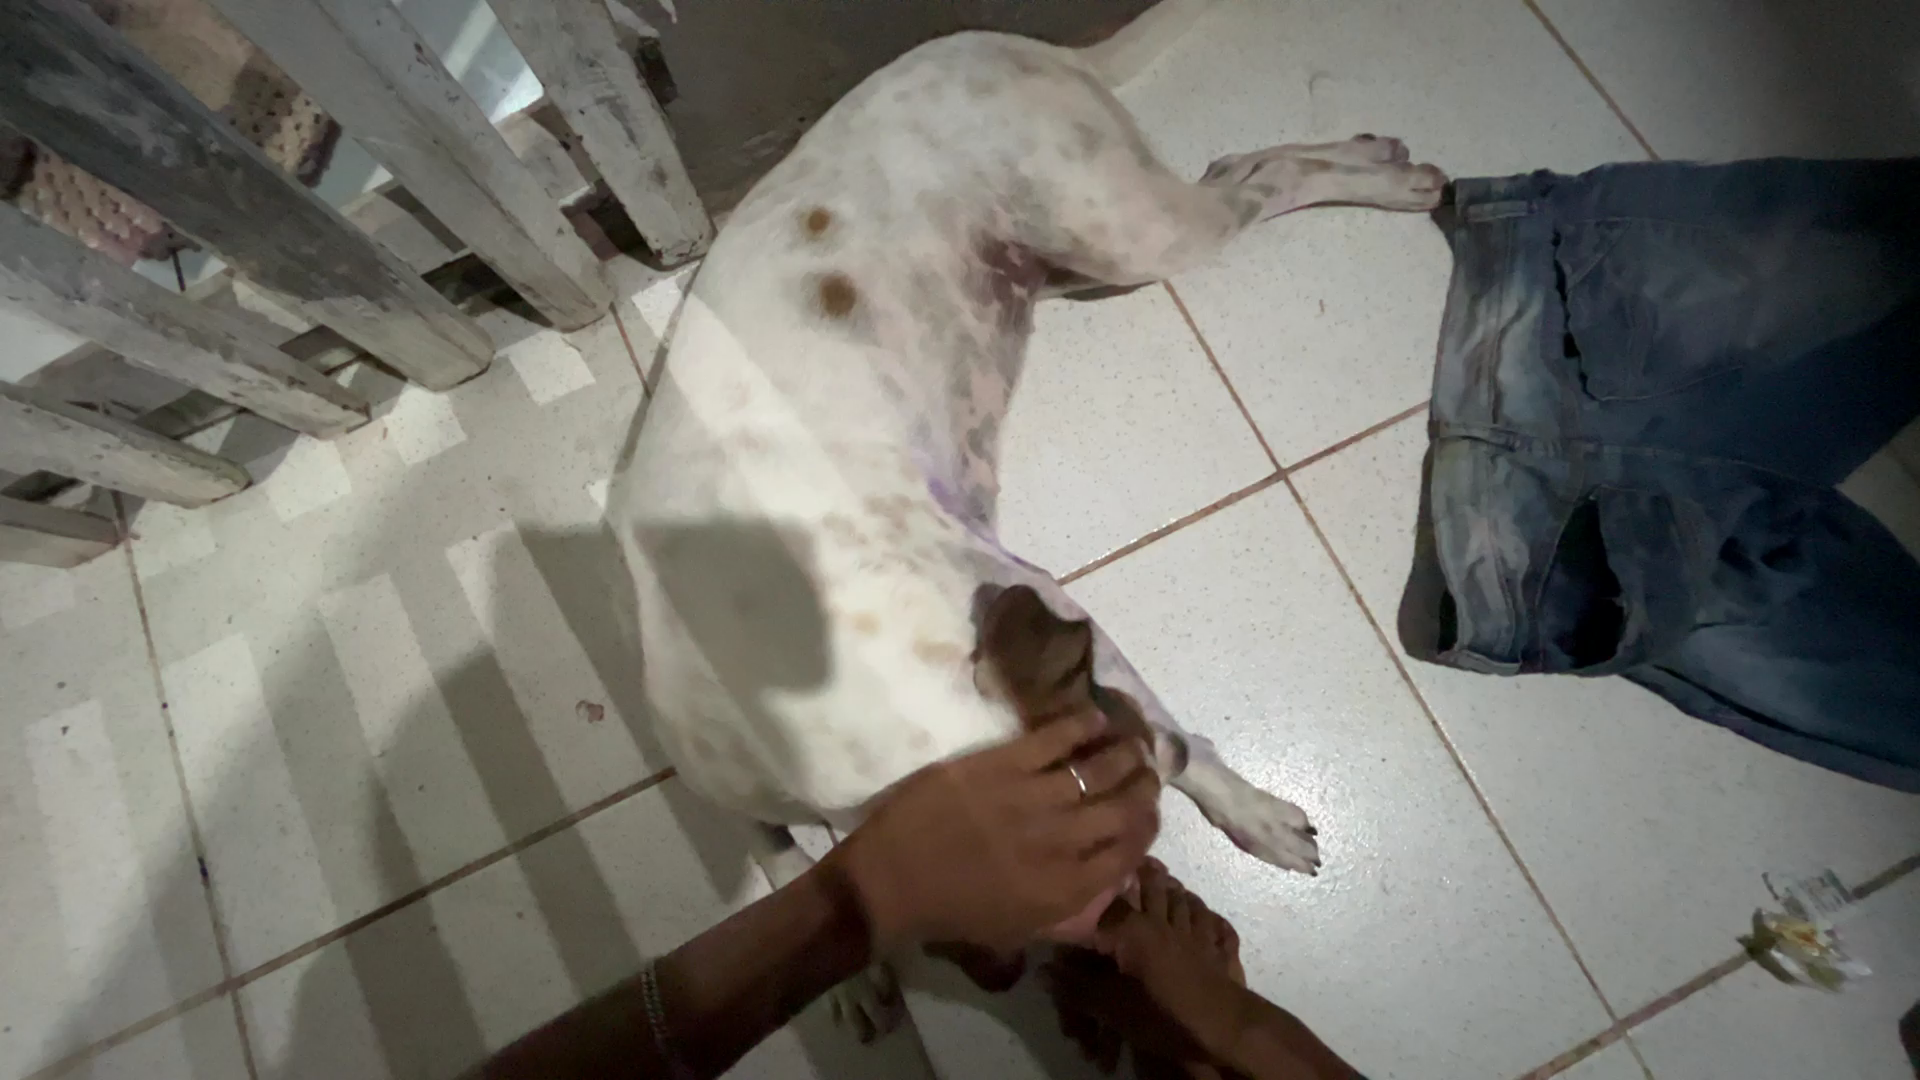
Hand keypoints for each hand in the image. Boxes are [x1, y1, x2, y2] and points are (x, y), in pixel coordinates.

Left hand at [825, 711, 1158, 952]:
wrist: (892, 880)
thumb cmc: (954, 909)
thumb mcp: (1020, 929)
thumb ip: (1072, 912)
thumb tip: (1114, 883)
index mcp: (1066, 888)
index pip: (1129, 852)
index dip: (1147, 827)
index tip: (1150, 809)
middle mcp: (1062, 842)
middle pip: (1123, 807)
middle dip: (1145, 786)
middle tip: (1150, 768)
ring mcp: (1034, 799)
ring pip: (1098, 770)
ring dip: (1124, 753)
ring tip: (1135, 740)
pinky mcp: (1004, 764)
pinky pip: (1055, 738)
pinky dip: (1082, 725)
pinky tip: (1097, 717)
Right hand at [1044, 860, 1252, 1071]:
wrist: (1221, 1028)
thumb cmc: (1162, 1015)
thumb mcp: (1112, 1008)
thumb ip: (1078, 988)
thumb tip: (1041, 972)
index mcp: (1134, 929)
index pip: (1112, 899)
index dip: (1103, 883)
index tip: (1097, 864)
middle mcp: (1164, 922)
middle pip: (1155, 887)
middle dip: (1146, 872)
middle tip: (1138, 858)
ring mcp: (1196, 934)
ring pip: (1186, 900)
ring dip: (1177, 889)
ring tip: (1169, 878)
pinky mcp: (1221, 951)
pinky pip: (1218, 925)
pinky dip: (1211, 916)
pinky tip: (1207, 912)